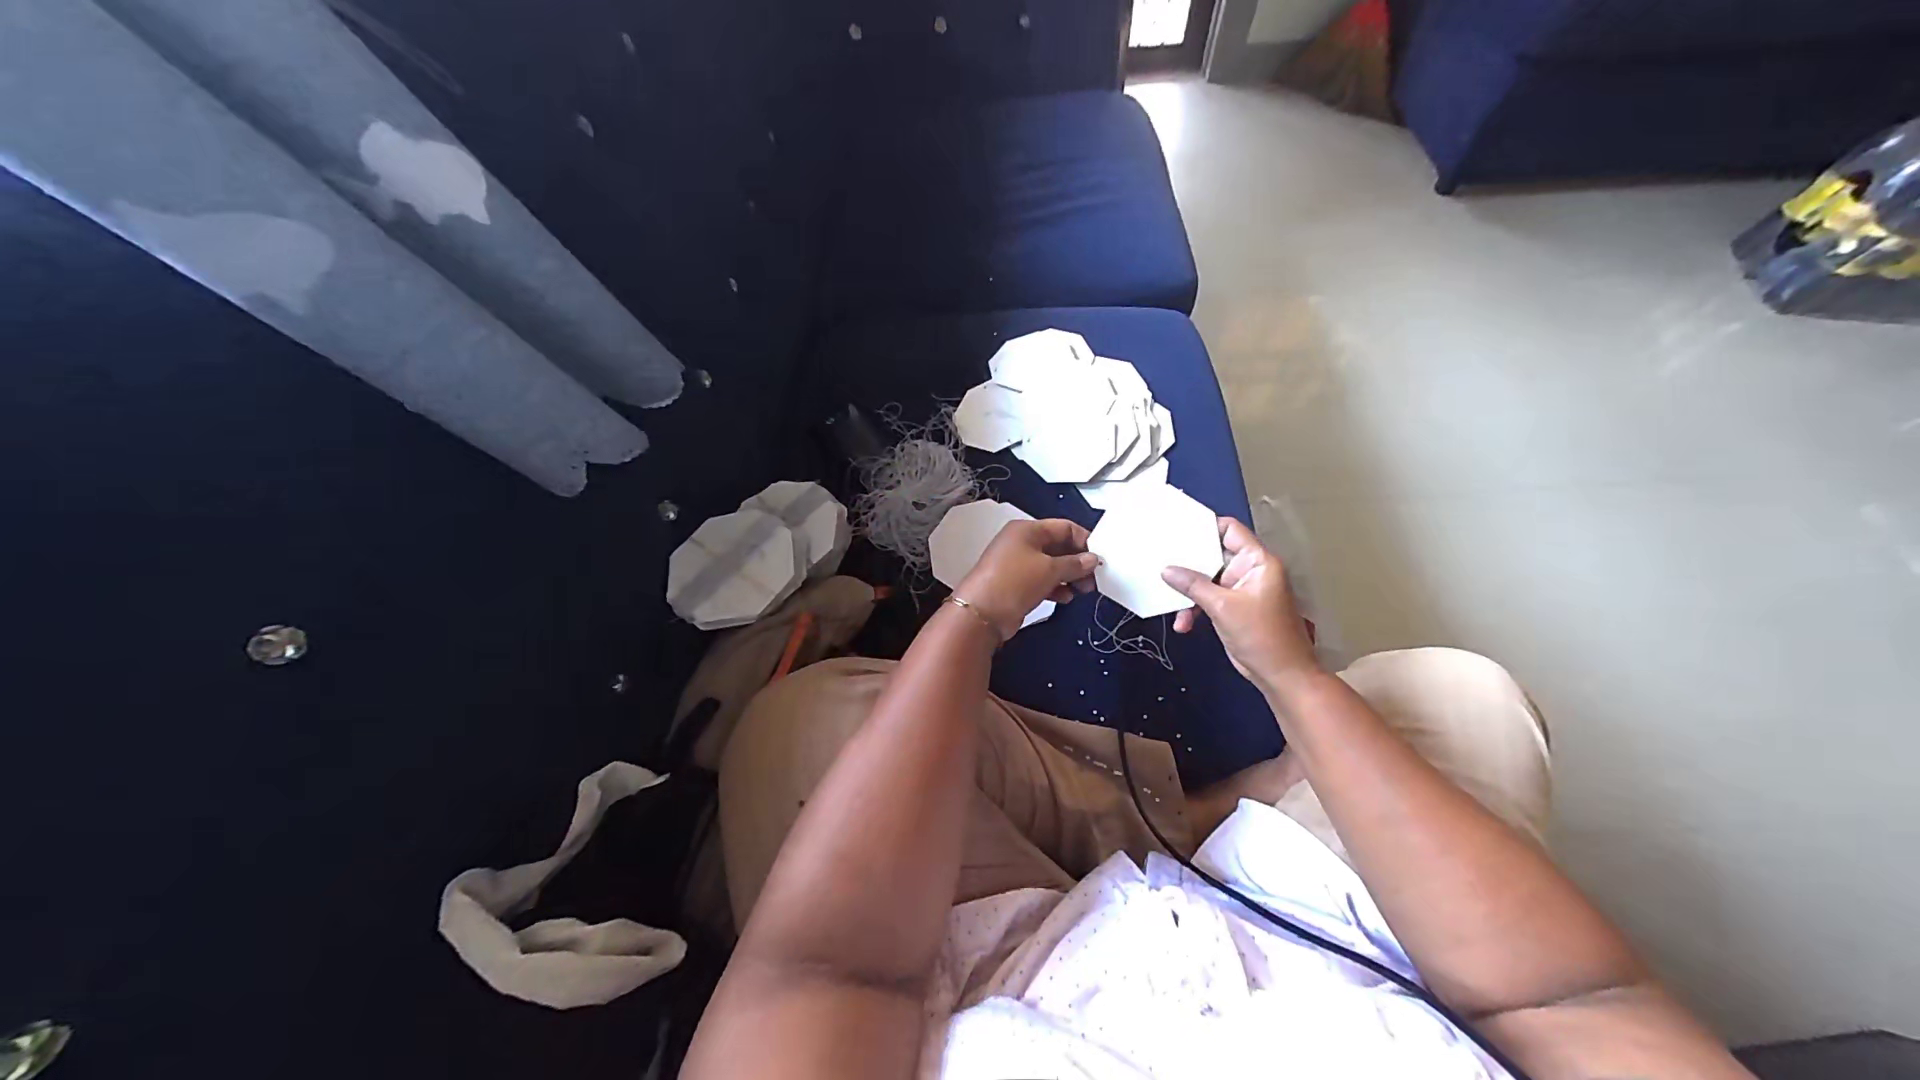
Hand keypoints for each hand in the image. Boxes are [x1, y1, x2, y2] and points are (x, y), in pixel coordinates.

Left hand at [953, 518, 1099, 639]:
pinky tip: (1065, 596)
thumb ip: (1075, 564)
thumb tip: (1090, 560)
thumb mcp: (1050, 569)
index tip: (1098, 556)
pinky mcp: (1016, 584)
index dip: (1084, 540)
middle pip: (1058, 546)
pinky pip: (1042, 581)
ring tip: (1083, 589)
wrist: (981, 615)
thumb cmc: (1011, 583)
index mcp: (1026, 530)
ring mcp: (1016, 564)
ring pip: (1051, 565)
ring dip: (1068, 576)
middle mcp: (1020, 543)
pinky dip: (1055, 587)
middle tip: (1093, 576)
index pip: (1063, 527)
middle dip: (1077, 561)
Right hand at [1161, 517, 1320, 693]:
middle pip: (1214, 555)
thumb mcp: (1222, 607)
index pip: (1230, 531)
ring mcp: (1243, 590)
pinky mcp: (1235, 608)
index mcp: (1258, 562)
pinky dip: (1196, 607)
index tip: (1176, 528)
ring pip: (1208, 580)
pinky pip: (1210, 598)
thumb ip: (1193, 585)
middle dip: (1189, 564)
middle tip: (1163, 562)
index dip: (1205, 526)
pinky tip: (1184, 623)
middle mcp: (1251, 571)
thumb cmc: (1262, 637)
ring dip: (1190, 593)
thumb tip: (1167, 569)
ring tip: (1174, 606)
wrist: (1282, 676)